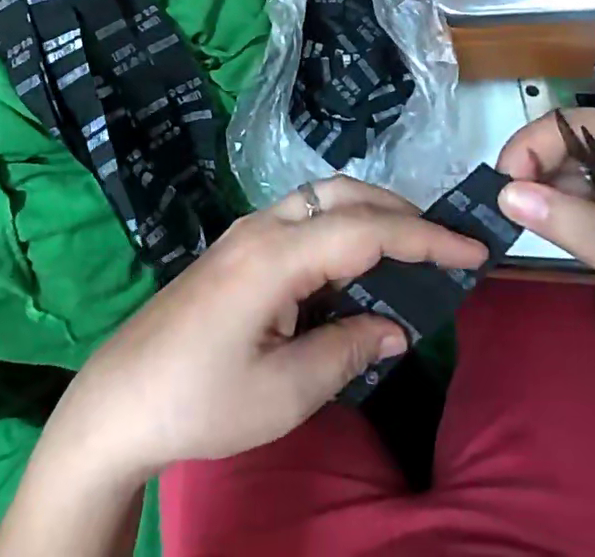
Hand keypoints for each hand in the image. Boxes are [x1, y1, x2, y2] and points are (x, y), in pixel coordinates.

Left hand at [45, 177, 488, 482]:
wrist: (120, 400)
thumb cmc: (201, 400)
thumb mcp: (286, 390)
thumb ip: (348, 349)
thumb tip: (393, 326)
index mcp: (275, 255)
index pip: (366, 229)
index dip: (426, 238)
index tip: (474, 252)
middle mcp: (259, 228)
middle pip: (341, 195)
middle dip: (398, 211)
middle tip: (442, 246)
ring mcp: (241, 235)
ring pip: (317, 202)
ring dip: (366, 217)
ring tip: (408, 254)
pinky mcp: (233, 251)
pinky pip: (296, 222)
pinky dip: (336, 232)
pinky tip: (351, 269)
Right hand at [495, 108, 594, 383]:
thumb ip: (578, 228)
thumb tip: (503, 194)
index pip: (580, 123)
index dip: (532, 146)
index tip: (502, 189)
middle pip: (579, 142)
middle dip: (539, 172)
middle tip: (510, 214)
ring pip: (586, 170)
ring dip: (555, 195)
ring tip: (532, 229)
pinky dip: (576, 212)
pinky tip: (568, 236)